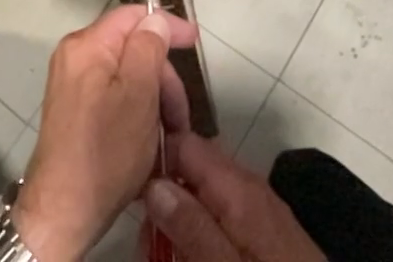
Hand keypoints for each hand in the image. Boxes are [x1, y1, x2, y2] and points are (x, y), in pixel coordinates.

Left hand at [12, 5, 198, 261]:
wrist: (64, 209)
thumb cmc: (106, 149)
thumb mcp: (138, 95)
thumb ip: (148, 49)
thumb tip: (155, 19)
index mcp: (87, 46)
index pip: (132, 17)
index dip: (166, 25)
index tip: (195, 41)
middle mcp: (75, 58)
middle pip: (131, 49)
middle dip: (162, 77)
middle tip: (180, 116)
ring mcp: (72, 85)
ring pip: (126, 77)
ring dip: (154, 100)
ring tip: (169, 136)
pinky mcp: (75, 111)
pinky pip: (114, 97)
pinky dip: (137, 112)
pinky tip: (149, 139)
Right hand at [143, 133, 323, 261]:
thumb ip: (192, 228)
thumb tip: (154, 183)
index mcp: (237, 188)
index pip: (184, 142)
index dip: (153, 156)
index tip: (127, 187)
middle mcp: (248, 186)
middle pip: (191, 168)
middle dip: (163, 200)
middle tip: (146, 242)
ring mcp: (259, 207)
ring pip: (204, 195)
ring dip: (180, 221)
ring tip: (164, 254)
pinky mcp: (266, 229)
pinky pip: (223, 216)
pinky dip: (203, 232)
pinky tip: (194, 256)